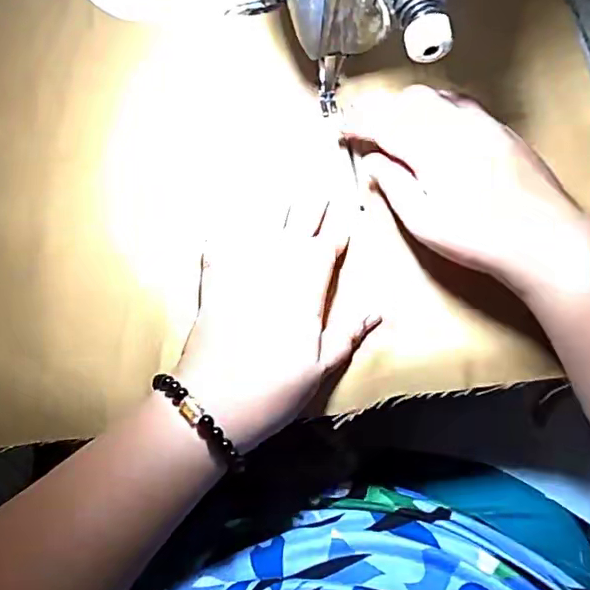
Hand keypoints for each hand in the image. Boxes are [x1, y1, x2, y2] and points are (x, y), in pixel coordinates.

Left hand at [171, 196, 381, 451]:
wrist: (212, 403)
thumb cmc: (275, 390)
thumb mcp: (321, 368)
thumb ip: (347, 334)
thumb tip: (377, 311)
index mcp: (306, 292)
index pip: (327, 249)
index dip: (338, 227)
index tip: (347, 207)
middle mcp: (274, 273)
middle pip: (296, 230)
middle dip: (310, 207)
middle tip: (318, 186)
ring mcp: (240, 277)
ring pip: (259, 231)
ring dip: (273, 212)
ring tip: (281, 190)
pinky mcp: (211, 288)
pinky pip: (217, 252)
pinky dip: (221, 237)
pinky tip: (221, 226)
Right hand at [343, 85, 589, 292]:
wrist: (544, 238)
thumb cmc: (482, 238)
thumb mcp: (424, 222)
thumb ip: (394, 186)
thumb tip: (375, 163)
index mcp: (430, 146)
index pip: (382, 121)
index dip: (356, 122)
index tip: (342, 129)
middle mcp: (455, 123)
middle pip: (407, 100)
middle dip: (380, 110)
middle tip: (365, 130)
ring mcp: (482, 122)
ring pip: (435, 96)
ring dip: (408, 106)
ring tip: (397, 127)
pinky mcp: (501, 129)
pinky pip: (461, 104)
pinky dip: (437, 108)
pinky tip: (437, 127)